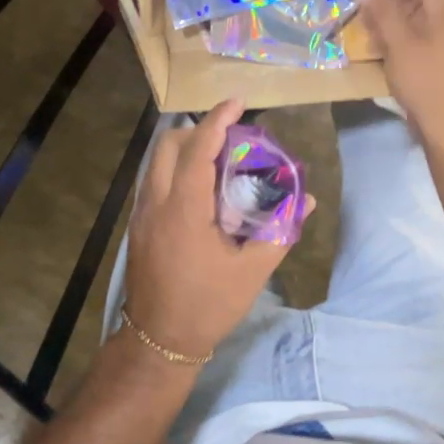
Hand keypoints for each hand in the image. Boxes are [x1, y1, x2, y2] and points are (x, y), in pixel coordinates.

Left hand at [122, 100, 295, 362]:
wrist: (159, 341)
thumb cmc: (208, 305)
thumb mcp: (252, 271)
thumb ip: (280, 231)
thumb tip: (306, 201)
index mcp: (184, 208)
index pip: (198, 148)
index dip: (218, 119)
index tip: (238, 102)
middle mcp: (156, 203)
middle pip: (167, 145)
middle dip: (197, 130)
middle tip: (230, 138)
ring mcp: (141, 215)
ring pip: (155, 162)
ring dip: (184, 150)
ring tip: (217, 161)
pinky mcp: (137, 227)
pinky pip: (152, 181)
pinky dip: (174, 170)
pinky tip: (199, 191)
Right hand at [358, 0, 443, 146]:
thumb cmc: (425, 80)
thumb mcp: (399, 42)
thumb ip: (383, 10)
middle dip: (387, 2)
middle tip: (360, 11)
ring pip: (418, 20)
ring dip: (391, 22)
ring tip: (367, 32)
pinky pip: (423, 38)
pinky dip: (402, 39)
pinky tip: (383, 52)